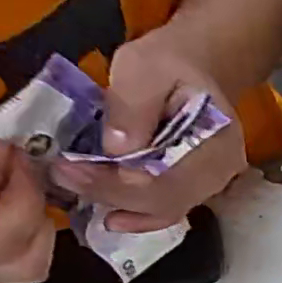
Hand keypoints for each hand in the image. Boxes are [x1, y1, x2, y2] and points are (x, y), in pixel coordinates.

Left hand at [51, 30, 247, 232]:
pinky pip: (167, 211)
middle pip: (164, 200)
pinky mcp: (195, 191)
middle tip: (62, 178)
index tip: (68, 169)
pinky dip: (137, 218)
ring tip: (77, 194)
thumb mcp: (144, 66)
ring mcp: (210, 187)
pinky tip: (112, 218)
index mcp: (215, 142)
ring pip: (164, 210)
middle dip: (111, 194)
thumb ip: (132, 105)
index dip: (116, 182)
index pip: (165, 178)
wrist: (196, 70)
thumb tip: (115, 149)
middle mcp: (219, 174)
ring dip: (119, 206)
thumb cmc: (169, 64)